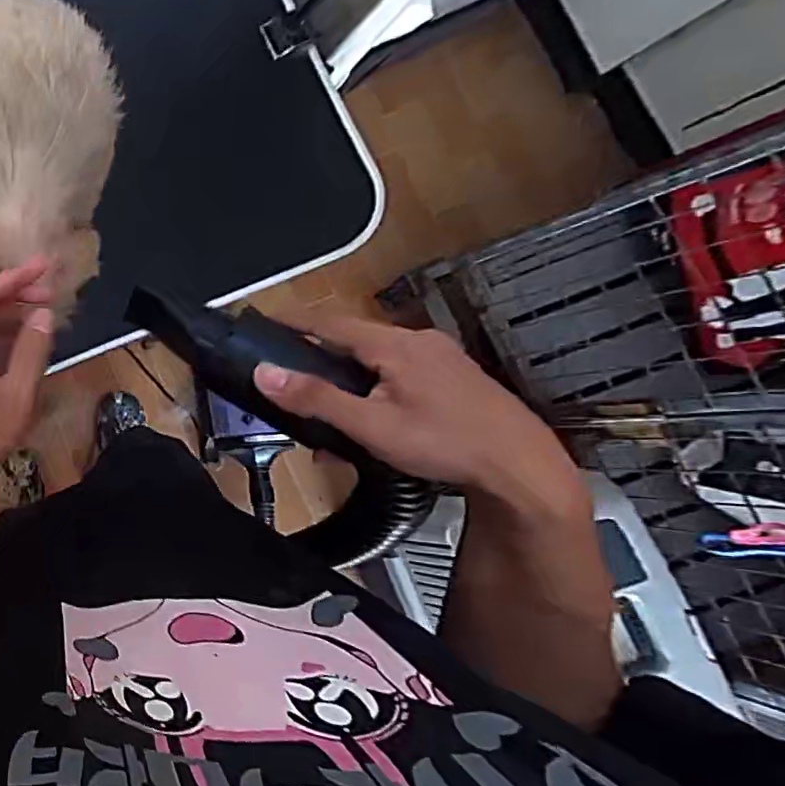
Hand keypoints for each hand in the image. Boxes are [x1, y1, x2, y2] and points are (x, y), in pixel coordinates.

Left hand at [0, 260, 55, 493]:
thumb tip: (43, 313)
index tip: (41, 265)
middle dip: (14, 291)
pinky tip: (30, 335)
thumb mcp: (17, 395)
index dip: (11, 278)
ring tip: (45, 307)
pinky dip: (8, 331)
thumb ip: (31, 351)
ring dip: (12, 311)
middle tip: (50, 286)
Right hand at [252, 312, 584, 513]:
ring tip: (330, 414)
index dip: (293, 320)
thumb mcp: (370, 425)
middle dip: (319, 359)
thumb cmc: (447, 444)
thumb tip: (268, 374)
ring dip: (347, 381)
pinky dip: (374, 390)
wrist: (518, 465)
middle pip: (353, 340)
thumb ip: (316, 399)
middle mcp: (418, 341)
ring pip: (376, 360)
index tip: (266, 320)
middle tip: (292, 379)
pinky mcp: (451, 377)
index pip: (329, 321)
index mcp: (395, 344)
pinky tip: (371, 421)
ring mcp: (438, 357)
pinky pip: (399, 373)